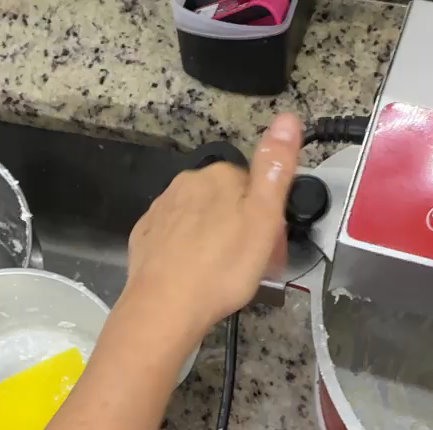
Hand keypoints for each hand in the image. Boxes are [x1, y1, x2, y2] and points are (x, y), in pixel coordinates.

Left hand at [121, 114, 301, 339]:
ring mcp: (162, 210)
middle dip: (238, 227)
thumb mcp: (263, 220)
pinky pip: (174, 238)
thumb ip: (275, 169)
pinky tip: (193, 276)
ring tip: (221, 275)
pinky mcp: (145, 237)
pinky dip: (186, 252)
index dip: (266, 217)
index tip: (271, 246)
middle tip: (248, 266)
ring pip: (198, 220)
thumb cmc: (220, 269)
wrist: (165, 307)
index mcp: (220, 176)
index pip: (252, 186)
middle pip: (224, 202)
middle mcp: (187, 184)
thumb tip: (287, 118)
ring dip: (212, 240)